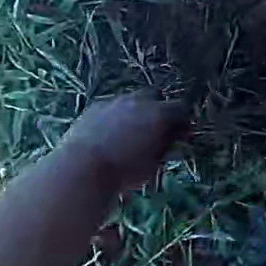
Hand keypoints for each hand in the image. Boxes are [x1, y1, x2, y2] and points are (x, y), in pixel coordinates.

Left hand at [57, 92, 189, 188]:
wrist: (83, 167)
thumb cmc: (124, 171)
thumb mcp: (154, 163)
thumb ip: (167, 146)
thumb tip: (173, 138)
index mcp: (160, 114)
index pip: (182, 108)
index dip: (182, 120)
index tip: (180, 133)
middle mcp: (140, 101)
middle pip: (156, 95)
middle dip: (159, 108)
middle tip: (155, 128)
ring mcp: (116, 101)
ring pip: (132, 99)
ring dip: (136, 111)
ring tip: (130, 132)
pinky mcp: (95, 106)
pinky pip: (112, 106)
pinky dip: (115, 115)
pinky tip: (109, 133)